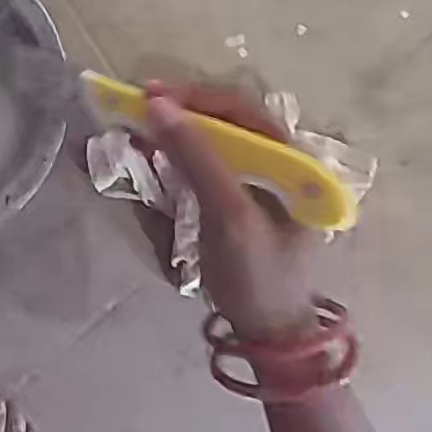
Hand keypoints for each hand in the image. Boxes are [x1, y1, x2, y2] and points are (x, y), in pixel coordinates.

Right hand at [144, 81, 323, 338]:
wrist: (268, 335)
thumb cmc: (257, 275)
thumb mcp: (229, 214)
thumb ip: (197, 157)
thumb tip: (157, 105)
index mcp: (292, 159)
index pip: (240, 107)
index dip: (194, 96)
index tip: (150, 95)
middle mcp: (278, 159)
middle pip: (224, 117)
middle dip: (180, 109)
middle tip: (139, 106)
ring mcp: (258, 176)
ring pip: (212, 134)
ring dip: (174, 127)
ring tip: (139, 123)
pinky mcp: (237, 192)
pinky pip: (204, 157)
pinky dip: (175, 149)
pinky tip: (152, 149)